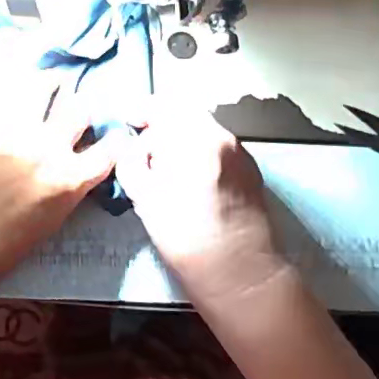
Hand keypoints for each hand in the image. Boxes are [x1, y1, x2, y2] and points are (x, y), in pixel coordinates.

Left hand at [0, 57, 114, 257]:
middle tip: (64, 102)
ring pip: (44, 85)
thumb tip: (72, 164)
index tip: (111, 132)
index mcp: (71, 180)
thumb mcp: (50, 220)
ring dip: (44, 81)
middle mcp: (50, 149)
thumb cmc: (3, 244)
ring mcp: (18, 131)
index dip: (113, 137)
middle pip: (76, 107)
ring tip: (41, 81)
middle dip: (73, 102)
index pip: (110, 148)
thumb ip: (66, 186)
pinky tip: (4, 43)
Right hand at [111, 107, 289, 302]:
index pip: (161, 105)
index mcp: (194, 138)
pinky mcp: (249, 171)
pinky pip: (217, 148)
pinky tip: (188, 181)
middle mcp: (222, 137)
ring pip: (202, 130)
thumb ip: (130, 160)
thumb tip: (131, 147)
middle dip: (160, 125)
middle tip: (142, 148)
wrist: (240, 273)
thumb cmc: (185, 236)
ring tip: (164, 168)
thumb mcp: (142, 196)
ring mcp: (240, 153)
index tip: (128, 124)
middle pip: (184, 114)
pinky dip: (198, 153)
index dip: (140, 111)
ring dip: (180, 139)